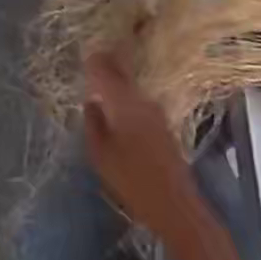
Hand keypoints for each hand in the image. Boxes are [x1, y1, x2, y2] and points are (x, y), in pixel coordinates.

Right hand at [83, 49, 204, 233]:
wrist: (176, 207)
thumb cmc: (132, 180)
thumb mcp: (100, 153)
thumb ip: (93, 122)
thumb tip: (91, 101)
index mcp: (123, 103)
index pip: (106, 71)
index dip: (95, 60)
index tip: (84, 52)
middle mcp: (142, 101)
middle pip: (122, 75)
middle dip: (107, 67)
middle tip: (91, 61)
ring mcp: (156, 114)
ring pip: (131, 89)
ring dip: (117, 83)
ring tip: (100, 83)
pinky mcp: (163, 127)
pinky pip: (139, 102)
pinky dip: (126, 98)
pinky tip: (118, 107)